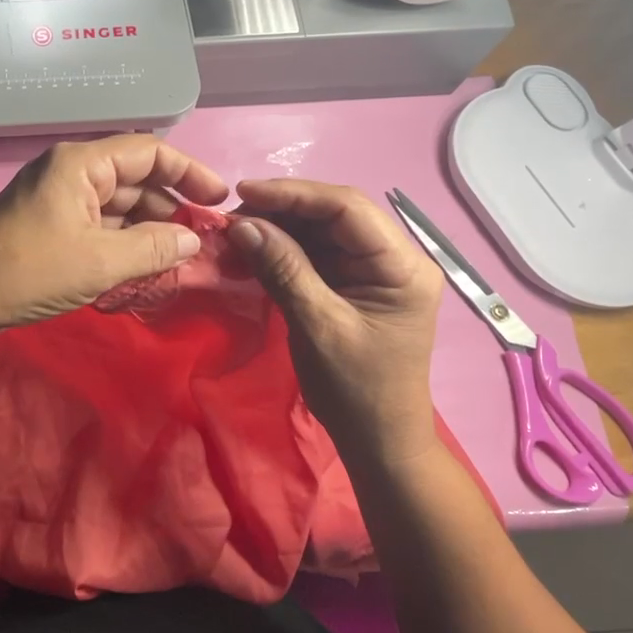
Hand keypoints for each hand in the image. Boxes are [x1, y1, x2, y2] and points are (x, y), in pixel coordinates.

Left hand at [0, 136, 229, 345]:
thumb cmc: (32, 271)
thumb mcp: (101, 262)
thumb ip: (154, 248)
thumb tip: (194, 240)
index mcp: (79, 164)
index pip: (148, 152)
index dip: (189, 172)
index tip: (219, 200)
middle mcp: (68, 170)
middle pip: (134, 177)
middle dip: (171, 205)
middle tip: (204, 237)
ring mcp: (56, 195)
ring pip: (117, 202)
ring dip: (149, 225)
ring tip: (181, 254)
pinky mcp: (49, 220)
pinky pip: (98, 220)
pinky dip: (124, 237)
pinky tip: (146, 260)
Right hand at [225, 180, 445, 466]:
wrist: (377, 439)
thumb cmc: (357, 388)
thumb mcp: (318, 326)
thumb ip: (284, 269)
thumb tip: (242, 225)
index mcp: (401, 266)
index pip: (347, 207)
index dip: (294, 194)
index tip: (243, 193)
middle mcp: (393, 258)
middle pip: (334, 213)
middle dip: (281, 209)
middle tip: (231, 217)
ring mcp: (372, 270)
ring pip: (321, 230)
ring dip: (277, 228)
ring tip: (234, 233)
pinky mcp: (352, 284)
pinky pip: (315, 252)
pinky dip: (281, 249)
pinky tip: (250, 251)